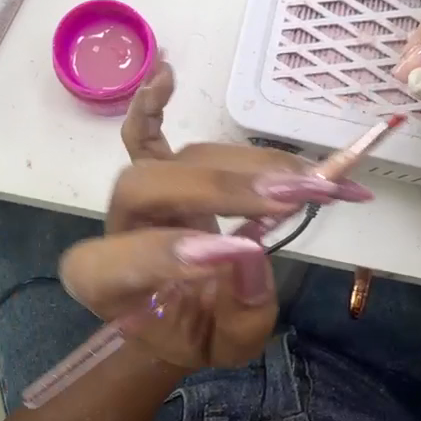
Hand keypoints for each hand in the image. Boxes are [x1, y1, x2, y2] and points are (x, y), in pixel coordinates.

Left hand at [60, 62, 372, 367]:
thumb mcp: (226, 346)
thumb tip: (253, 252)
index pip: (133, 255)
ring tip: (313, 180)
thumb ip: (240, 311)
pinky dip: (153, 104)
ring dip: (250, 166)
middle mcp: (110, 226)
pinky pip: (144, 133)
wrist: (175, 318)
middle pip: (152, 185)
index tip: (246, 247)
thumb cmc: (197, 332)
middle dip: (225, 188)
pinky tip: (166, 74)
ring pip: (184, 159)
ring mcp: (131, 195)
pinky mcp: (151, 170)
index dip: (181, 248)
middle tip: (295, 196)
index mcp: (107, 282)